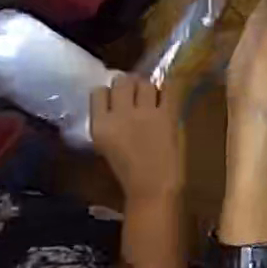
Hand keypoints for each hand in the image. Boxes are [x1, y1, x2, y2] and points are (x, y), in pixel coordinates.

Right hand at [90, 73, 181, 200]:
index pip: (98, 92)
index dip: (109, 89)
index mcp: (99, 125)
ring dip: (148, 85)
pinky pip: (168, 90)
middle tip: (135, 88)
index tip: (116, 92)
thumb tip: (115, 101)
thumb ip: (108, 122)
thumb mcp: (105, 144)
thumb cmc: (128, 170)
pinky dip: (168, 89)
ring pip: (144, 83)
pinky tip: (167, 93)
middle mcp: (119, 114)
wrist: (152, 186)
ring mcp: (145, 113)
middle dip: (129, 82)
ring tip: (151, 92)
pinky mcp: (167, 115)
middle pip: (122, 82)